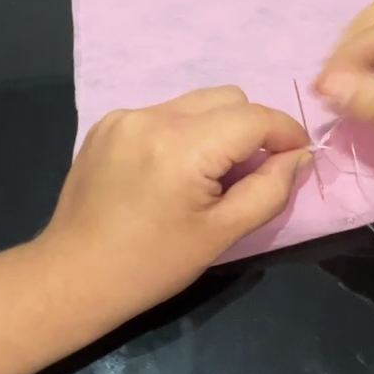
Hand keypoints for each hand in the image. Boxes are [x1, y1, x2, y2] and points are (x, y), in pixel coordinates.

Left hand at [39, 87, 311, 319]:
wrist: (74, 276)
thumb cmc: (152, 266)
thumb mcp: (222, 234)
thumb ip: (270, 190)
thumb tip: (299, 156)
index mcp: (182, 147)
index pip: (253, 118)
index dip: (285, 133)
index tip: (299, 156)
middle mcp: (152, 117)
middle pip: (228, 98)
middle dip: (252, 128)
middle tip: (252, 172)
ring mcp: (125, 116)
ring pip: (197, 101)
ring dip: (218, 128)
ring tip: (210, 174)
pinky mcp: (107, 123)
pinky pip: (165, 112)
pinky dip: (184, 132)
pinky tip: (172, 171)